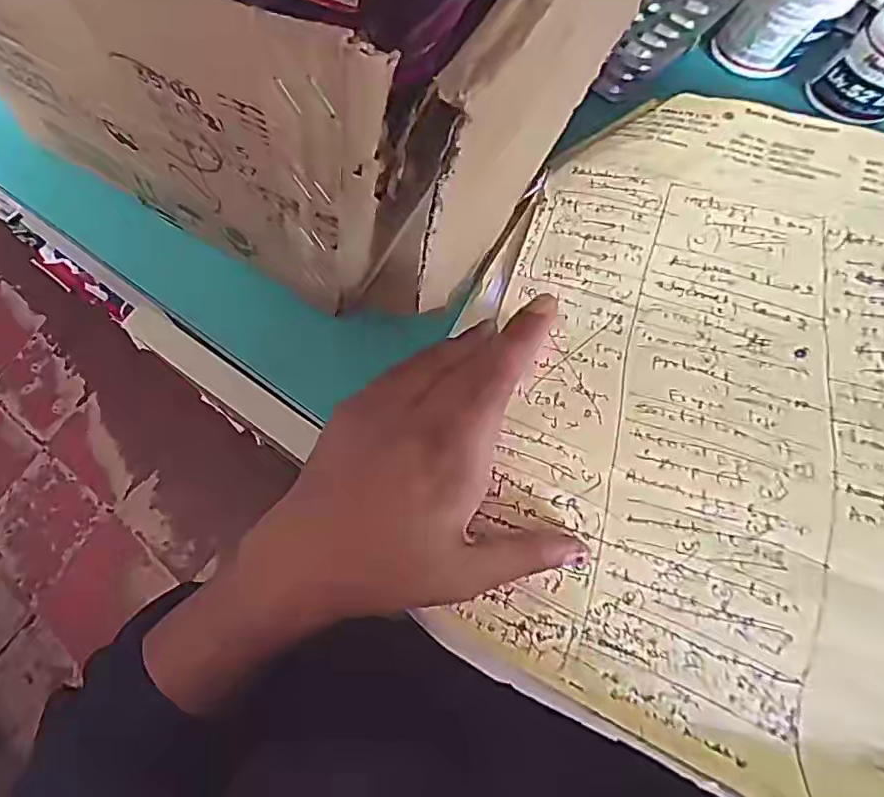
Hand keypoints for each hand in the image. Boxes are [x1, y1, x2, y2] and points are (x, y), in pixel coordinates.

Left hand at [144, 294, 584, 714]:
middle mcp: (420, 416)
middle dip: (500, 335)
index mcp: (454, 452)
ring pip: (432, 359)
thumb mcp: (461, 574)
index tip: (543, 308)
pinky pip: (400, 370)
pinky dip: (427, 357)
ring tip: (488, 333)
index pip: (494, 381)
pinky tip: (434, 361)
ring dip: (464, 342)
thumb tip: (579, 547)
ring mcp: (382, 406)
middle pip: (467, 361)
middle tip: (525, 316)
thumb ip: (523, 554)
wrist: (304, 555)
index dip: (521, 341)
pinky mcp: (354, 406)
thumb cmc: (387, 568)